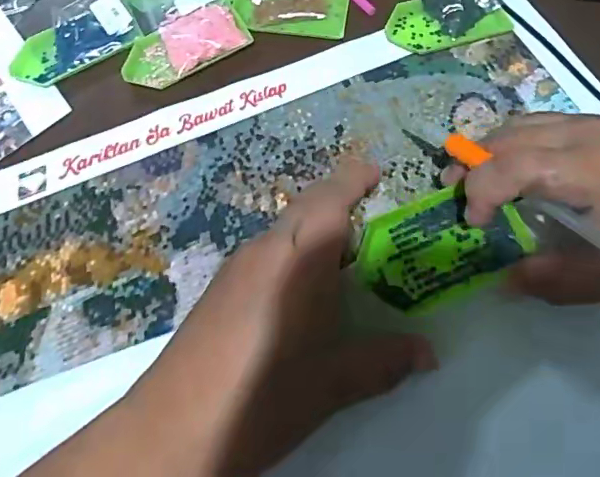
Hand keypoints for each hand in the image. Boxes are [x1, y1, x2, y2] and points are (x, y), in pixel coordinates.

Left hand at [121, 158, 436, 474]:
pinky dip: (294, 253)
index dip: (355, 178)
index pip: (331, 197)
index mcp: (297, 254)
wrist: (172, 428)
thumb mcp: (330, 384)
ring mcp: (239, 263)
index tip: (378, 172)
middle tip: (374, 225)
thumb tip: (428, 353)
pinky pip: (269, 250)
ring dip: (316, 231)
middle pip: (308, 205)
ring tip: (346, 264)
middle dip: (341, 203)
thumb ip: (382, 361)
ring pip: (286, 228)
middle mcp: (266, 245)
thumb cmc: (262, 395)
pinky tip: (302, 295)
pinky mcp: (222, 284)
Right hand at [445, 114, 599, 306]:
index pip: (510, 163)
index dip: (480, 189)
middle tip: (453, 194)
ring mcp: (596, 124)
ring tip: (477, 179)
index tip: (471, 223)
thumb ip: (556, 277)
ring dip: (493, 147)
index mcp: (588, 164)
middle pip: (508, 135)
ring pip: (523, 123)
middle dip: (474, 161)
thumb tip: (502, 281)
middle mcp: (585, 131)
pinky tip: (521, 168)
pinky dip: (517, 141)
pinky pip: (543, 123)